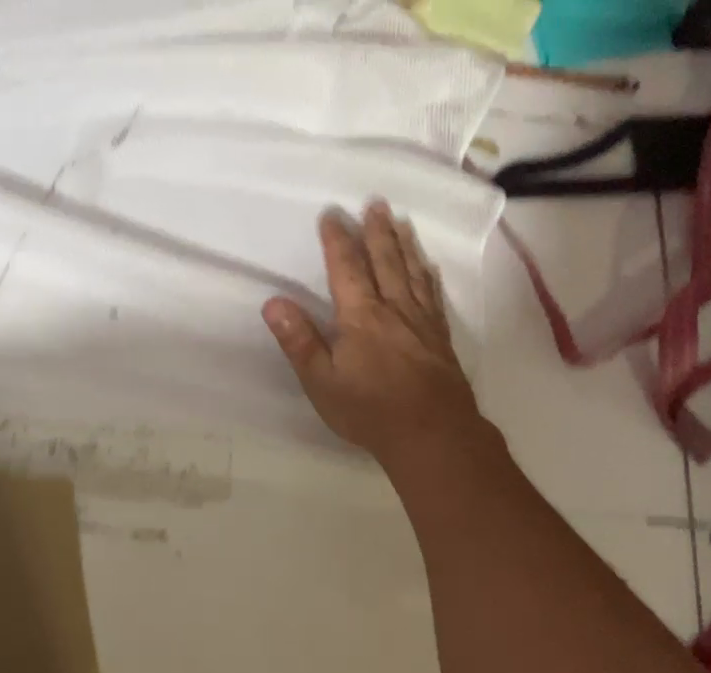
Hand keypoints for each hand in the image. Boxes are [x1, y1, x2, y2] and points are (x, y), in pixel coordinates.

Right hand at [261, 202, 486, 466]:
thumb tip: (273, 302)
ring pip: (410, 271)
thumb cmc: (367, 409)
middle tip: (373, 203)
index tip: (331, 215)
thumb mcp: (320, 380)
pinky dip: (425, 273)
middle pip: (383, 262)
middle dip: (375, 232)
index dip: (337, 241)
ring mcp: (419, 320)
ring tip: (398, 220)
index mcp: (360, 318)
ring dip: (402, 243)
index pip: (346, 270)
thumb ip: (299, 339)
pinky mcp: (437, 335)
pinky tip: (425, 266)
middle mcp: (393, 309)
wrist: (430, 430)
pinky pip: (430, 293)